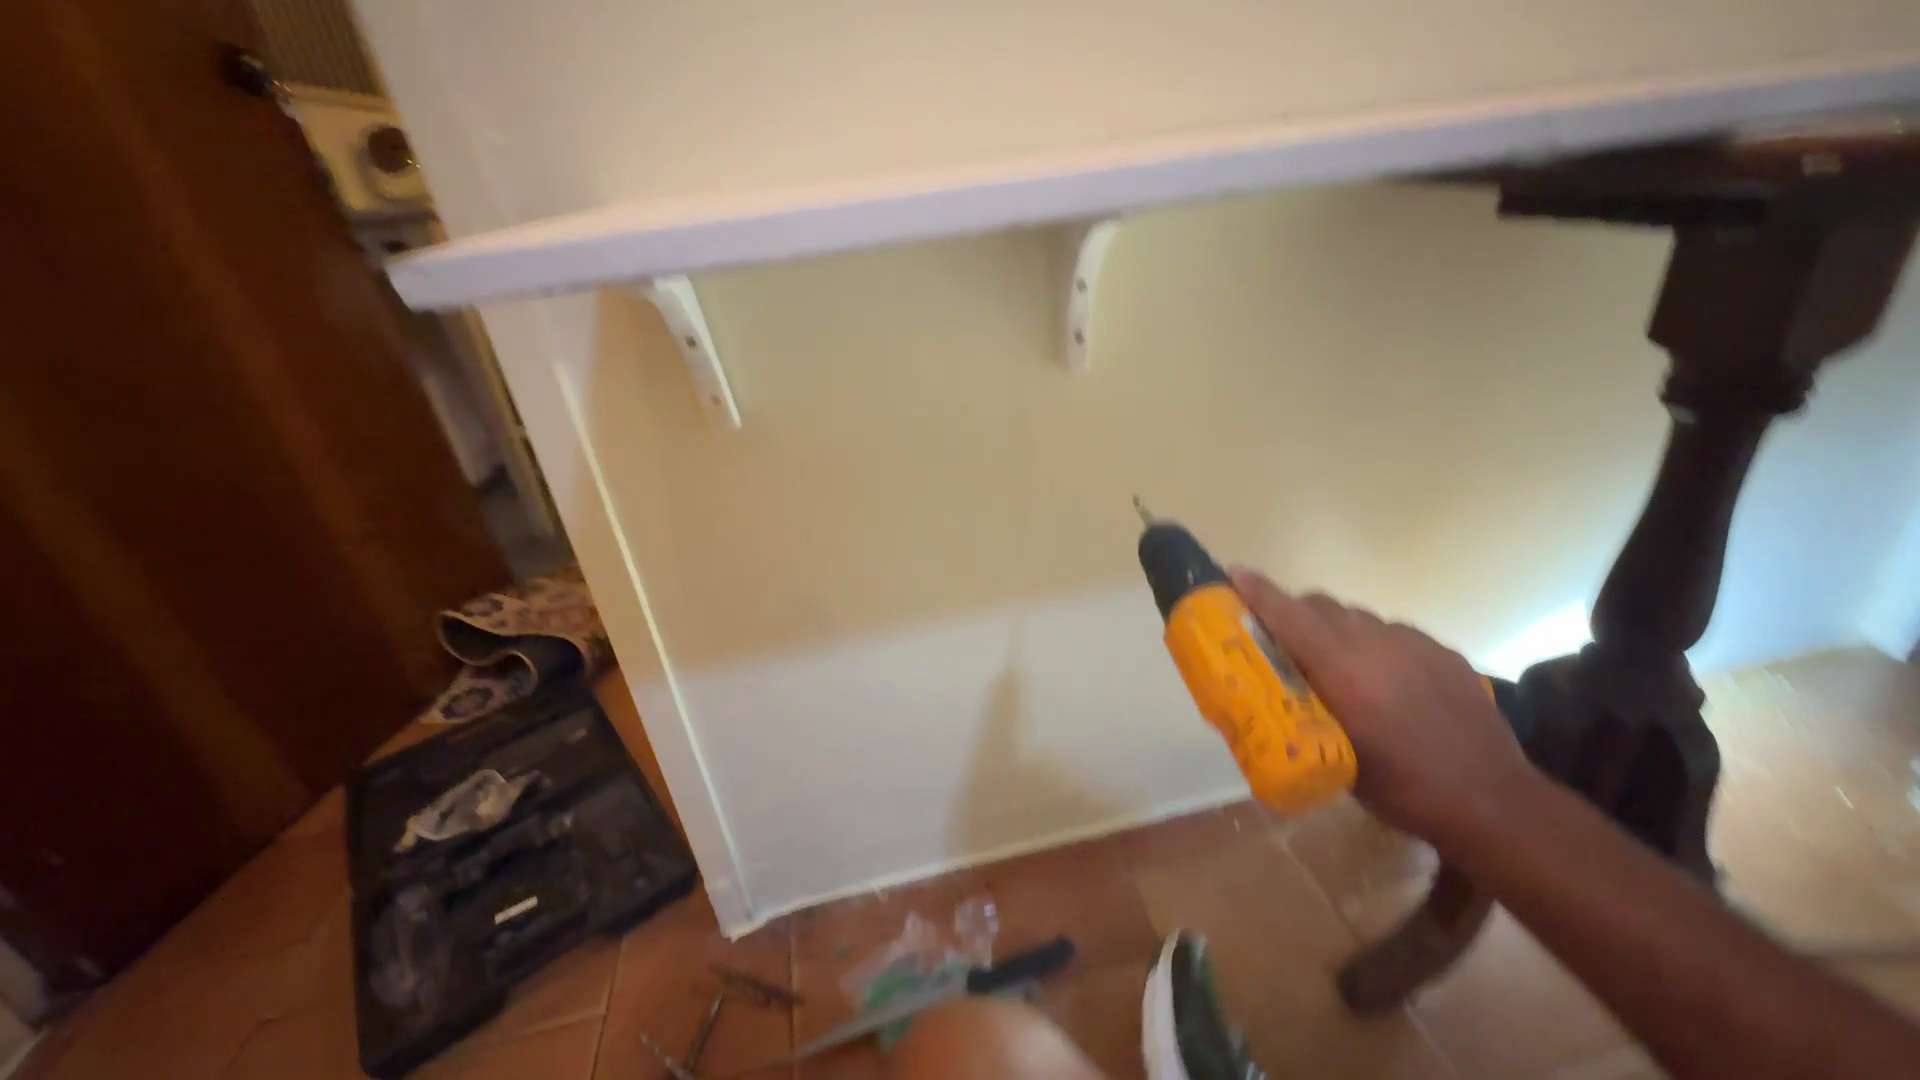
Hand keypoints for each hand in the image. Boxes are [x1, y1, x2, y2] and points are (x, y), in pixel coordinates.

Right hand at [1230, 568, 1535, 843]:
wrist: (1491, 799)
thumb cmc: (1403, 789)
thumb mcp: (1337, 758)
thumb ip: (1306, 715)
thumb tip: (1275, 699)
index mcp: (1344, 672)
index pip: (1292, 617)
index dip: (1260, 593)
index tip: (1236, 574)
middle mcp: (1376, 645)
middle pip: (1322, 606)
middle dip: (1294, 612)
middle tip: (1279, 639)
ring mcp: (1414, 643)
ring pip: (1357, 617)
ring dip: (1334, 630)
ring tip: (1333, 665)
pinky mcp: (1442, 651)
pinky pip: (1392, 632)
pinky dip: (1373, 644)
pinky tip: (1382, 679)